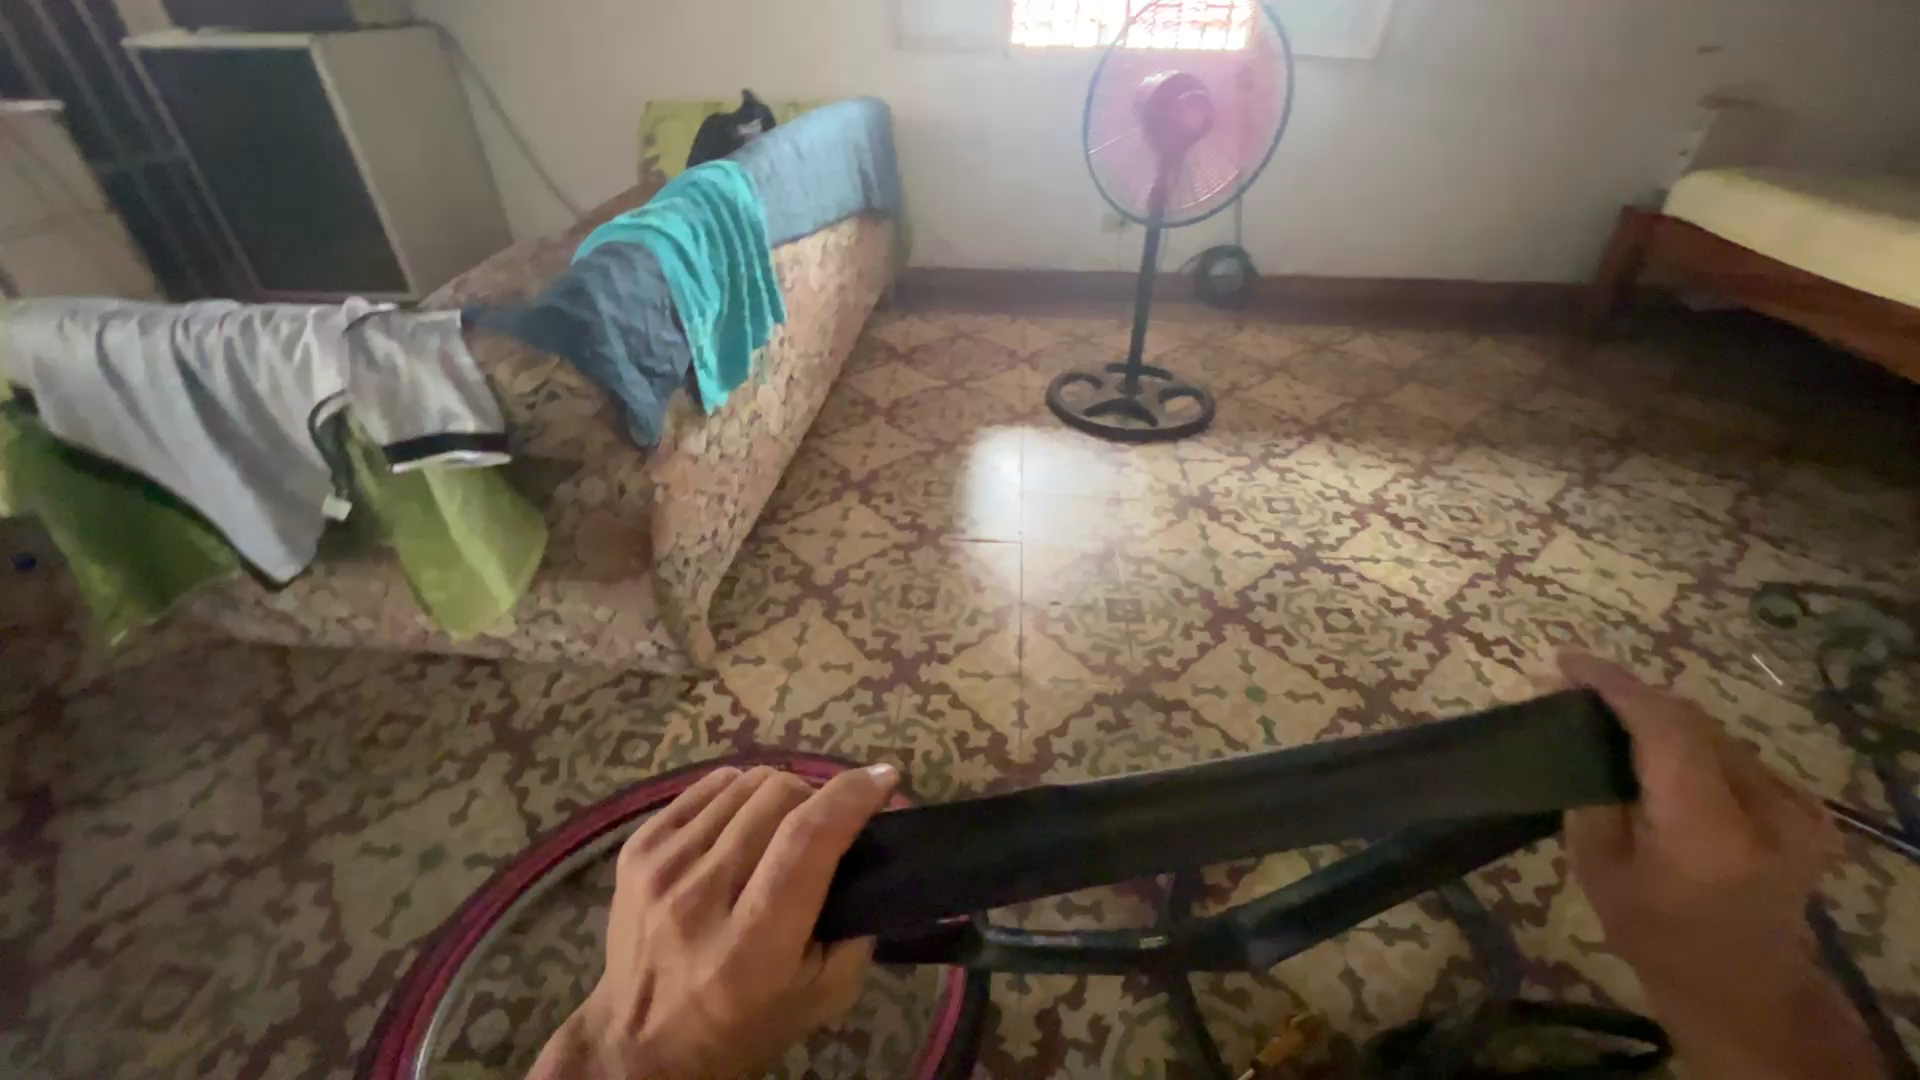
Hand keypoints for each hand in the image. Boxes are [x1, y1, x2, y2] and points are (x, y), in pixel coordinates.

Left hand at [528, 762, 898, 1079]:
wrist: (637, 1047)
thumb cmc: (741, 1025)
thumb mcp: (821, 997)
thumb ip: (858, 926)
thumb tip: (872, 843)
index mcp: (752, 943)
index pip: (806, 839)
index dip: (851, 796)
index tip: (884, 777)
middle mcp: (700, 896)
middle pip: (780, 797)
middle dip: (818, 798)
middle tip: (825, 825)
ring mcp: (662, 866)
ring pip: (748, 782)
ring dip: (780, 794)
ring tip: (782, 826)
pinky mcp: (638, 847)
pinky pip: (710, 785)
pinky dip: (740, 792)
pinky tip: (742, 823)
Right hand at [1559, 652, 1880, 1079]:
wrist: (1739, 983)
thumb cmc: (1649, 926)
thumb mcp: (1595, 860)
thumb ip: (1593, 787)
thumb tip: (1579, 723)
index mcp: (1708, 833)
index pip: (1667, 732)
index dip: (1616, 686)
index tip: (1566, 660)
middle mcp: (1769, 814)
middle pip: (1693, 724)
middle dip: (1630, 695)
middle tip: (1573, 685)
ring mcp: (1800, 812)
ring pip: (1714, 732)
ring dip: (1656, 715)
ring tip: (1604, 711)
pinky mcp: (1806, 811)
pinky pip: (1733, 752)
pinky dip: (1685, 738)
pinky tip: (1650, 745)